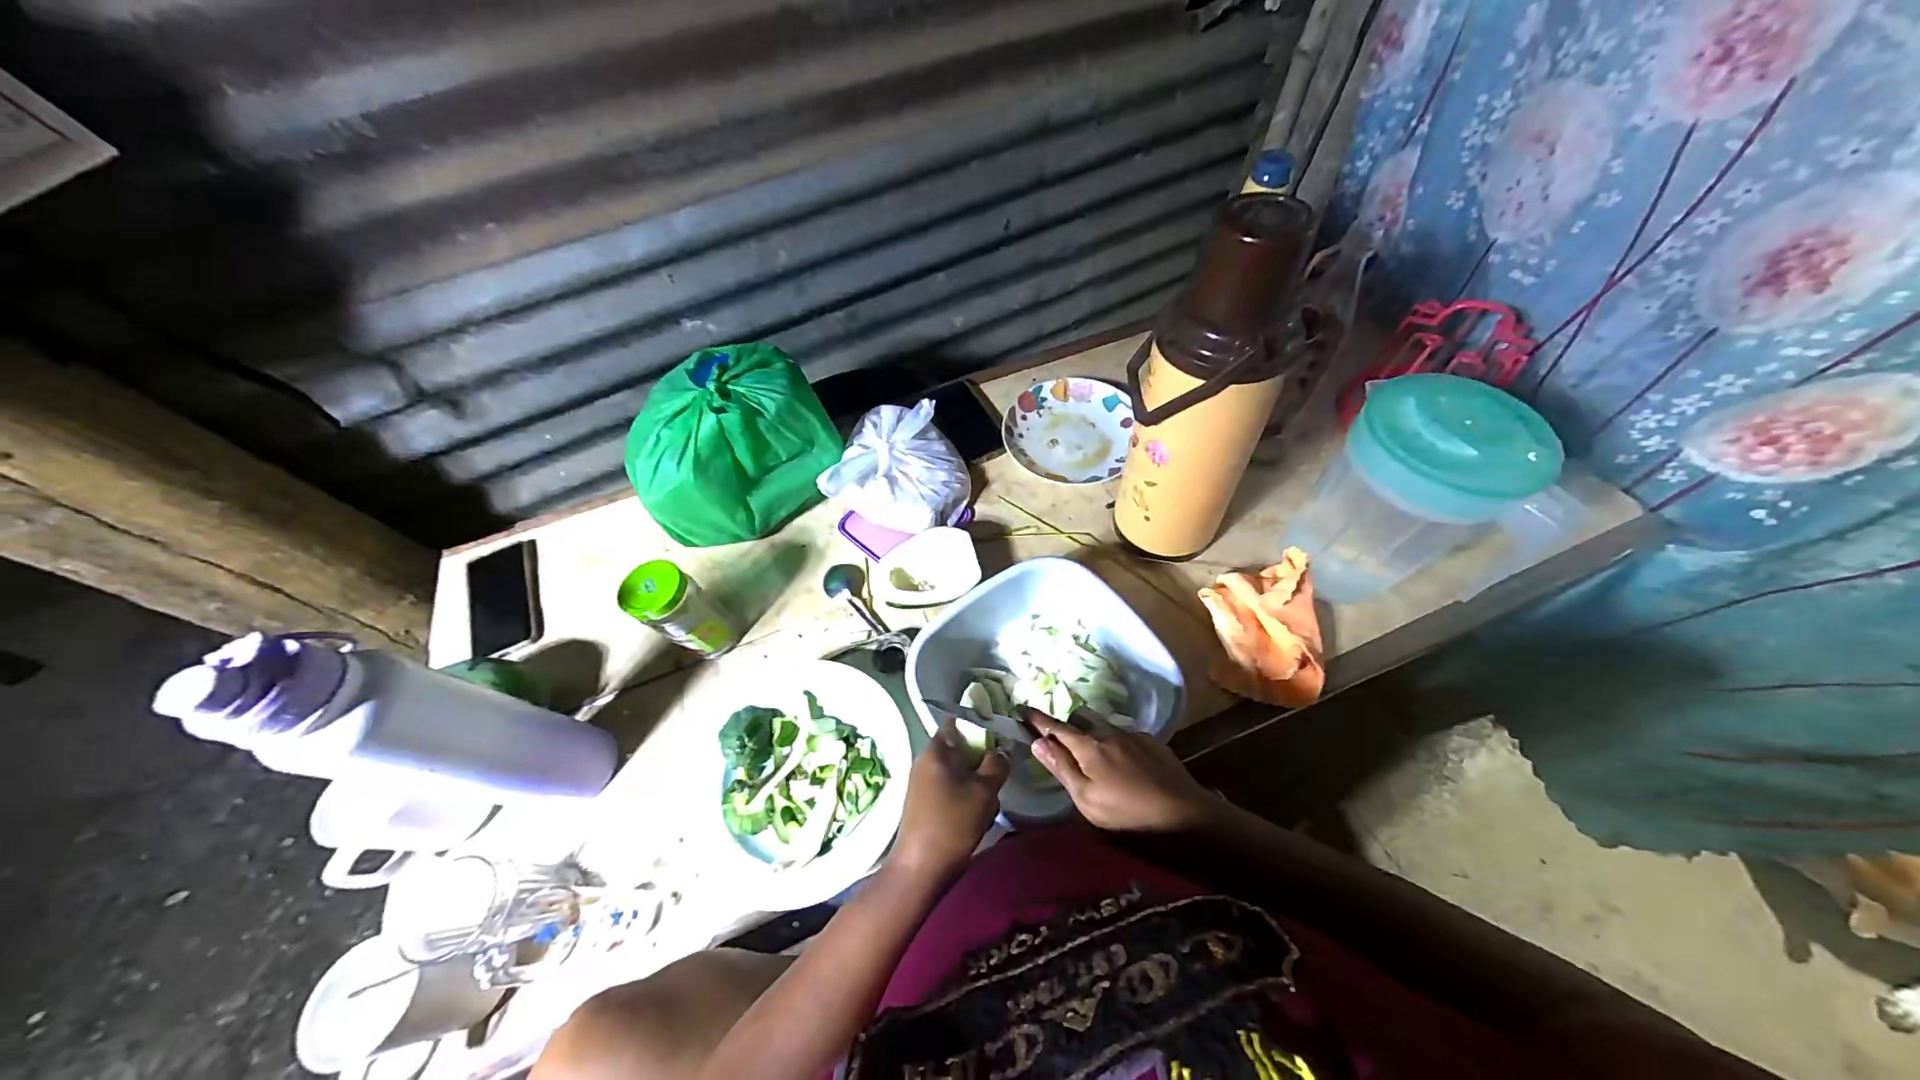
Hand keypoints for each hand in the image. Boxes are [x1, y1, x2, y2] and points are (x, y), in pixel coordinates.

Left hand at [889, 721, 1010, 879]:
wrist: (921, 866)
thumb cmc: (953, 821)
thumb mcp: (984, 790)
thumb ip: (997, 764)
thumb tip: (1001, 750)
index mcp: (935, 750)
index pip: (958, 723)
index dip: (980, 726)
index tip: (999, 737)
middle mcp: (924, 760)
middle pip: (959, 749)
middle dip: (980, 761)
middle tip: (998, 775)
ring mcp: (921, 782)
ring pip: (957, 772)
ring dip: (975, 783)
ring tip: (988, 802)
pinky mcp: (923, 803)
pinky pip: (949, 789)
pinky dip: (964, 797)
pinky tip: (975, 816)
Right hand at [1027, 710, 1221, 832]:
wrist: (1184, 813)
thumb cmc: (1127, 813)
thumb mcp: (1086, 799)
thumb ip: (1061, 767)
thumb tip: (1037, 742)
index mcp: (1088, 747)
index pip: (1056, 727)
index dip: (1038, 719)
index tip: (1023, 709)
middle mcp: (1109, 732)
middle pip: (1080, 720)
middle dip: (1067, 725)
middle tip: (1059, 739)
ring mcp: (1133, 735)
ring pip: (1104, 726)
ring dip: (1092, 734)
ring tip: (1093, 753)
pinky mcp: (1152, 742)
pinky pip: (1124, 735)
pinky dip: (1114, 742)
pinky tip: (1121, 762)